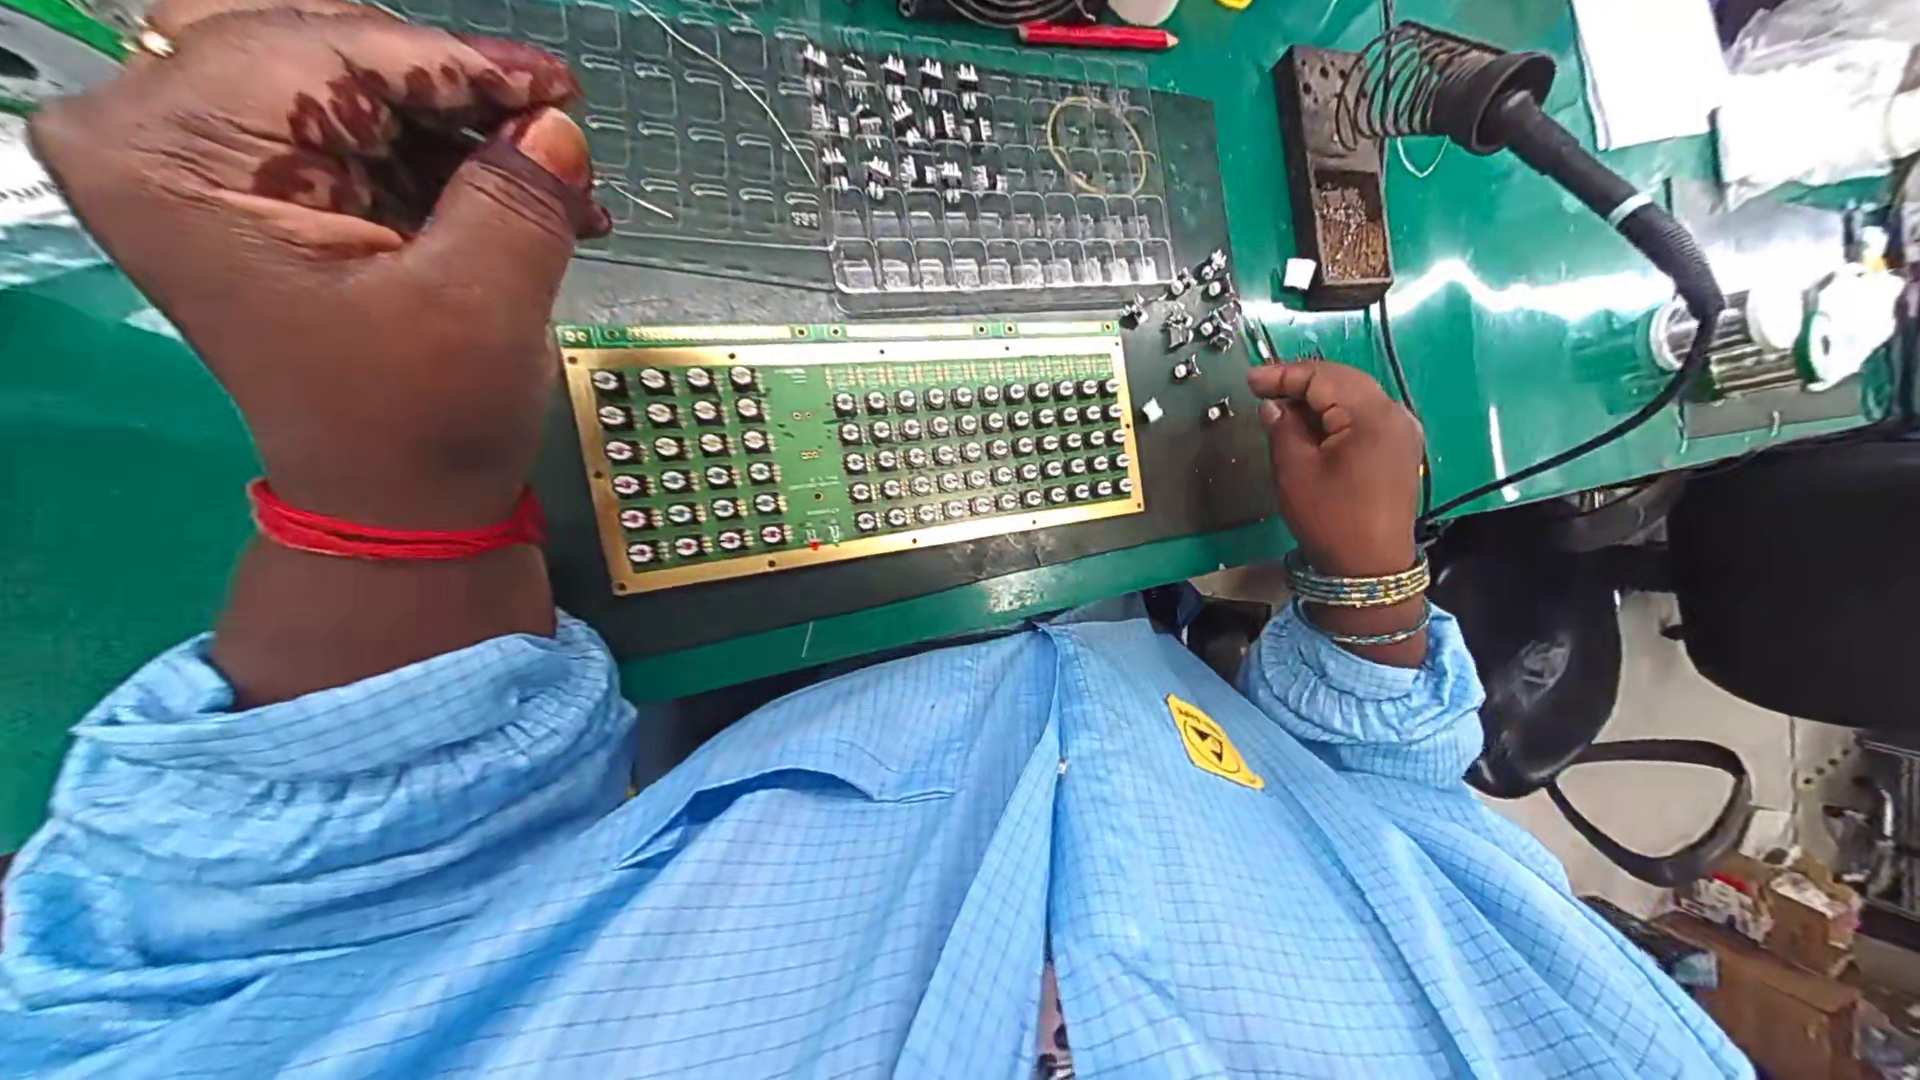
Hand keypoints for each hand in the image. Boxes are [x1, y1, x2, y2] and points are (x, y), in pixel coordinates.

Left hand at [29, 0, 610, 527]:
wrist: (406, 501)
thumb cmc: (426, 418)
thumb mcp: (483, 307)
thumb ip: (519, 203)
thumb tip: (559, 129)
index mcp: (179, 158)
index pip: (318, 50)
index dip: (454, 61)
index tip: (560, 88)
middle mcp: (176, 147)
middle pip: (319, 53)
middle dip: (452, 90)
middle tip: (551, 129)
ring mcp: (230, 179)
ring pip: (357, 99)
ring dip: (470, 139)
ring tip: (564, 190)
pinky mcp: (288, 212)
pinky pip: (376, 153)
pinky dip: (461, 175)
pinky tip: (533, 208)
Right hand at [1246, 361, 1424, 577]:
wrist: (1368, 567)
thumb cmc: (1329, 518)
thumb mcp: (1295, 471)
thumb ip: (1283, 429)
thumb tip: (1273, 405)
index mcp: (1372, 416)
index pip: (1324, 377)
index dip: (1283, 375)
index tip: (1250, 380)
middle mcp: (1395, 414)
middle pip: (1343, 380)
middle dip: (1300, 381)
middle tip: (1261, 388)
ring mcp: (1401, 431)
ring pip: (1353, 396)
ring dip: (1316, 397)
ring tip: (1279, 405)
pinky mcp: (1398, 448)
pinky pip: (1362, 416)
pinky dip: (1332, 413)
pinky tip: (1308, 424)